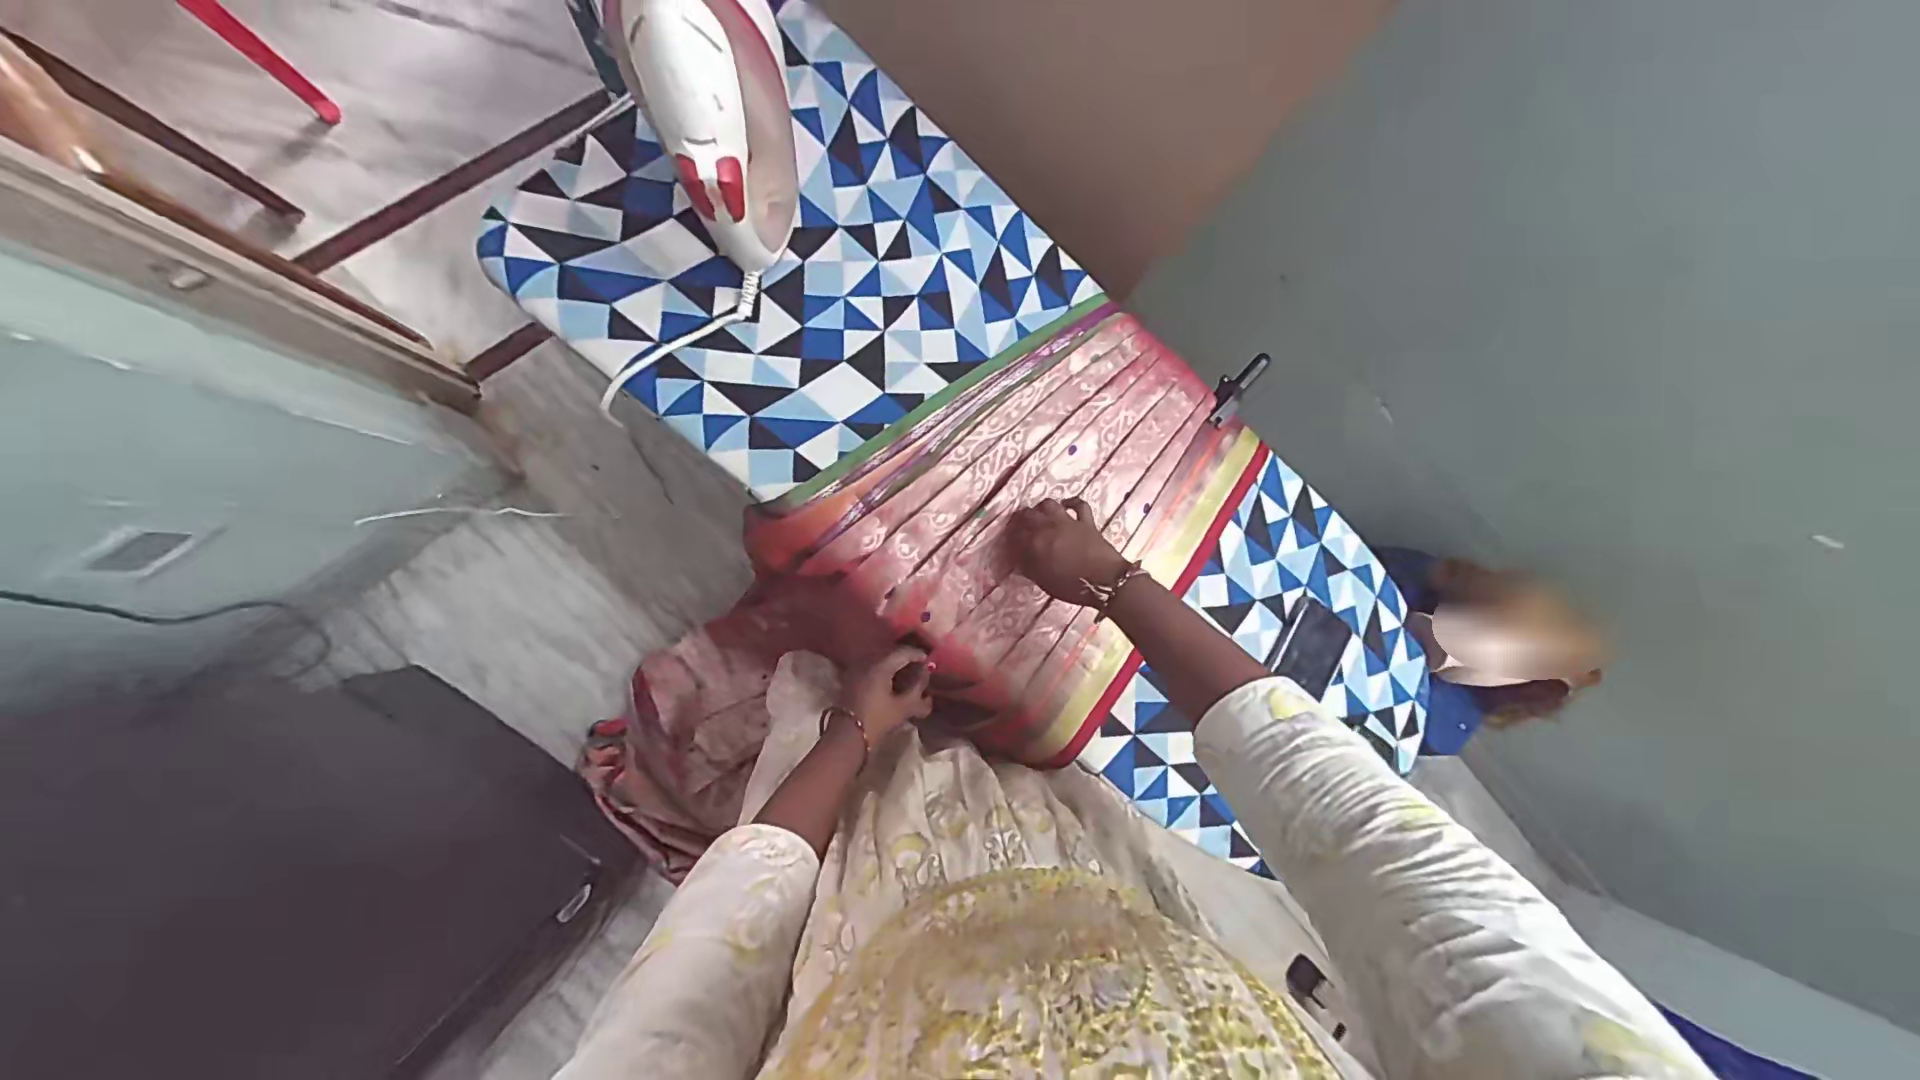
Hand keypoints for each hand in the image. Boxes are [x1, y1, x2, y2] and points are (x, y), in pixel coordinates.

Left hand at [840, 645, 934, 742]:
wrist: (847, 737)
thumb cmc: (877, 721)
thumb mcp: (903, 707)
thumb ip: (918, 689)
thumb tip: (925, 675)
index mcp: (880, 665)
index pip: (902, 652)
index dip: (917, 654)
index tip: (928, 660)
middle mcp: (866, 662)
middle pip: (890, 653)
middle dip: (905, 658)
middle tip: (919, 666)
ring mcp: (856, 670)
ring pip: (879, 660)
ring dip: (893, 664)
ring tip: (906, 673)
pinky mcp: (850, 679)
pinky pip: (870, 667)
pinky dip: (882, 670)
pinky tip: (890, 681)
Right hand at [1008, 497, 1130, 606]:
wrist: (1105, 581)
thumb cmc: (1071, 586)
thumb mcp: (1044, 582)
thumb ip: (1029, 568)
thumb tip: (1018, 560)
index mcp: (1035, 543)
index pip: (1015, 536)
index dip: (1008, 538)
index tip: (1006, 543)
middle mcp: (1048, 527)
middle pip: (1027, 515)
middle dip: (1018, 519)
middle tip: (1016, 526)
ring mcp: (1068, 521)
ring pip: (1049, 504)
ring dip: (1040, 507)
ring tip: (1038, 515)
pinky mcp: (1086, 521)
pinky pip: (1078, 505)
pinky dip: (1070, 502)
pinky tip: (1065, 505)